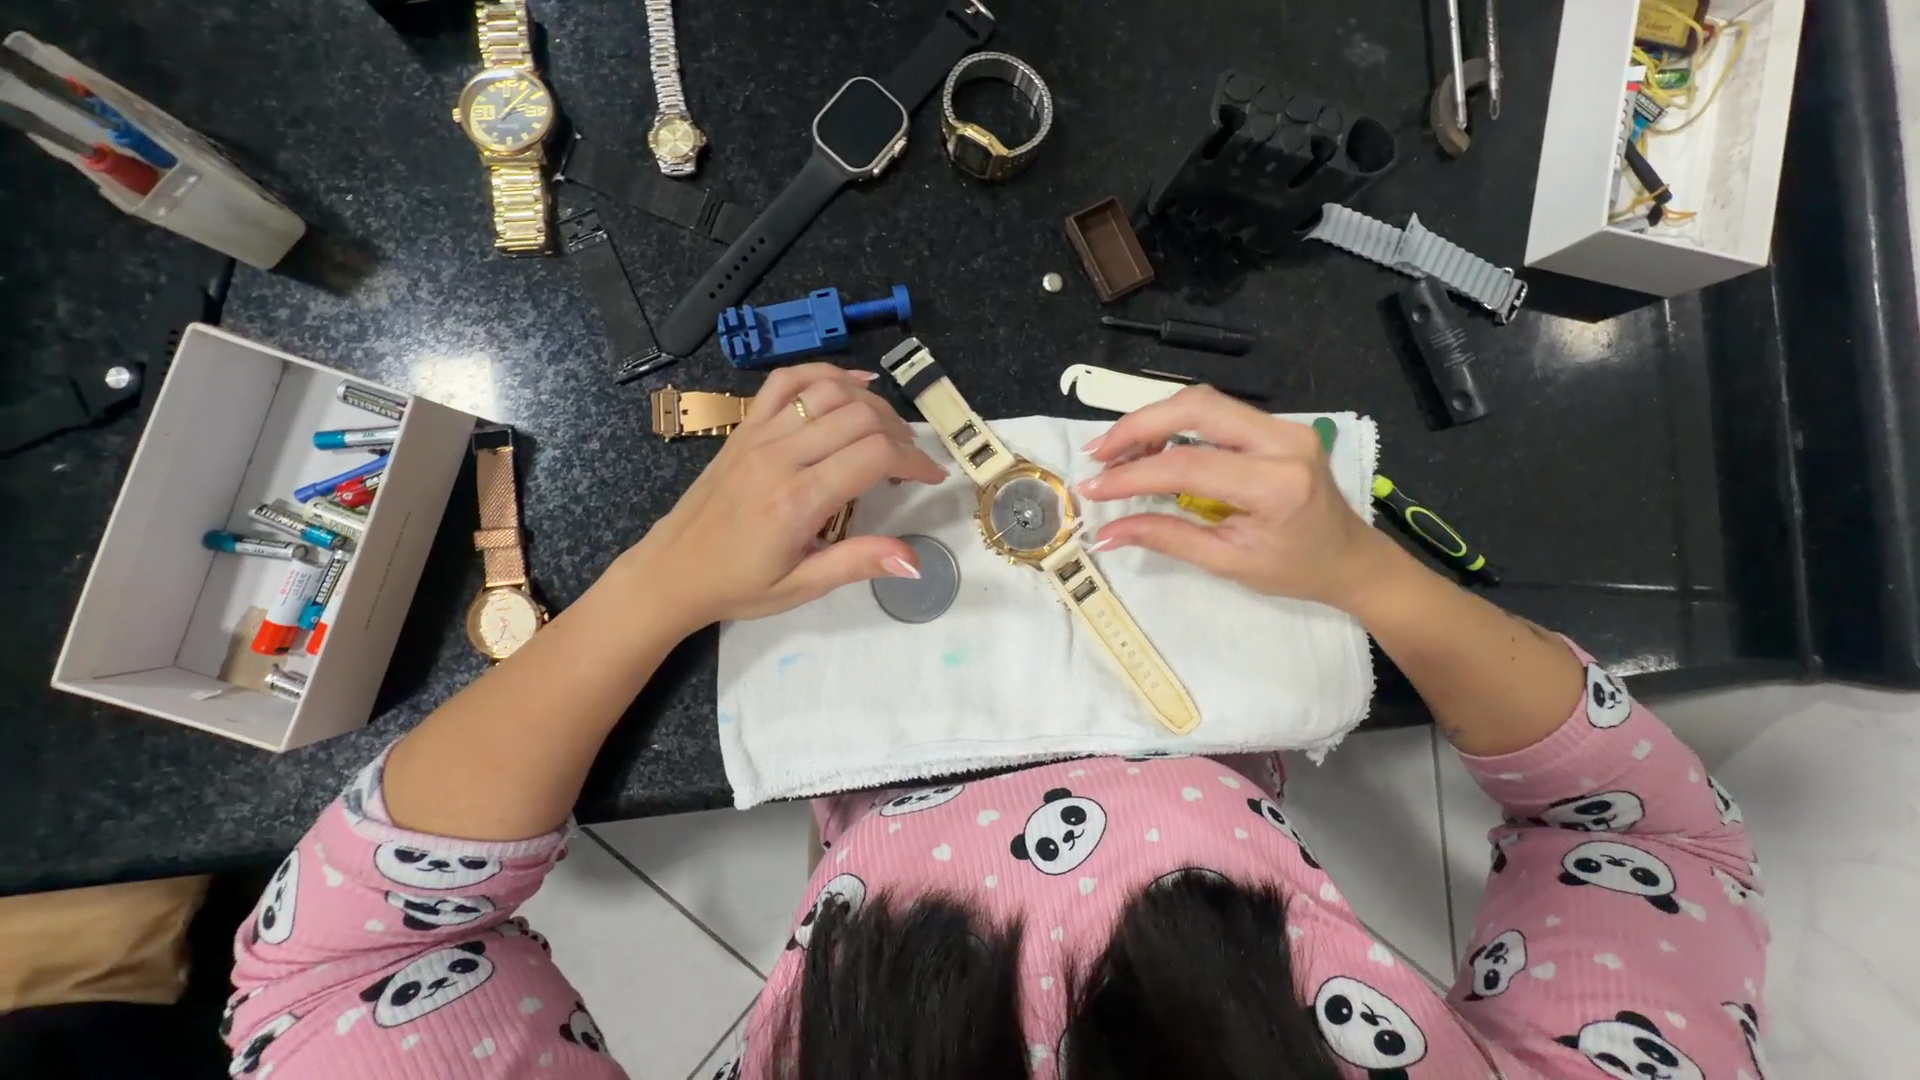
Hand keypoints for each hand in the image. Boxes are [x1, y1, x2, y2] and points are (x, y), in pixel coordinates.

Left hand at [624, 363, 946, 628]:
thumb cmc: (738, 586)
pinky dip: (825, 373)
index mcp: (796, 501)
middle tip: (910, 461)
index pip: (873, 455)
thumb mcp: (801, 587)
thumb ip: (857, 564)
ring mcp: (757, 435)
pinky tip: (852, 386)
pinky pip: (787, 381)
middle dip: (899, 432)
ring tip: (888, 431)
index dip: (914, 461)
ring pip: (828, 391)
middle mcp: (778, 457)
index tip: (931, 476)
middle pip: (859, 416)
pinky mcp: (744, 427)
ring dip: (870, 403)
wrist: (672, 571)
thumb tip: (915, 561)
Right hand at [1077, 385, 1392, 611]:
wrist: (1351, 558)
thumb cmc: (1295, 570)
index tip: (1092, 488)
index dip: (1133, 474)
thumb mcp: (1228, 563)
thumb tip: (1107, 533)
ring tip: (1117, 453)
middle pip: (1196, 407)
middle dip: (1138, 426)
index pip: (1189, 465)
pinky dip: (1174, 423)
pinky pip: (1215, 412)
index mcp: (1277, 485)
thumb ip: (1167, 538)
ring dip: (1152, 420)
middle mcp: (1283, 441)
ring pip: (1203, 401)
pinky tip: (1150, 447)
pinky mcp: (1275, 425)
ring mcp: (1283, 427)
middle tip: (1098, 454)